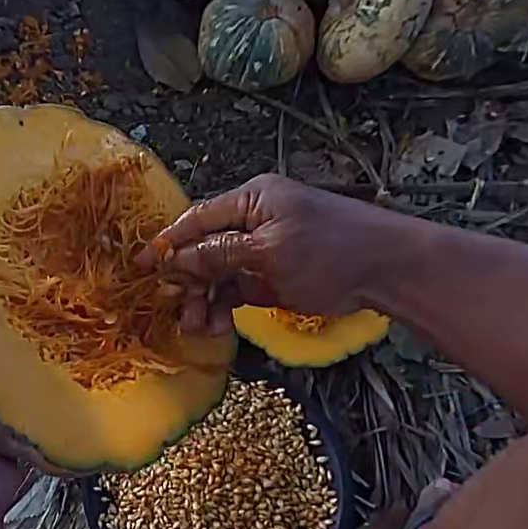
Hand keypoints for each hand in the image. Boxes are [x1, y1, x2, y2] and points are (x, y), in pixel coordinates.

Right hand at [143, 174, 402, 333]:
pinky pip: (237, 292)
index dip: (168, 243)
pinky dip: (224, 308)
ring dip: (204, 300)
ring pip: (218, 276)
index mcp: (251, 201)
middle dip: (187, 281)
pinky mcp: (271, 279)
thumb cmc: (330, 250)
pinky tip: (216, 327)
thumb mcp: (269, 251)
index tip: (141, 265)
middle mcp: (253, 223)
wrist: (386, 270)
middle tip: (175, 310)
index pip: (198, 219)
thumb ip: (219, 254)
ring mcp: (262, 252)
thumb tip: (176, 259)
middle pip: (204, 251)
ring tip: (198, 326)